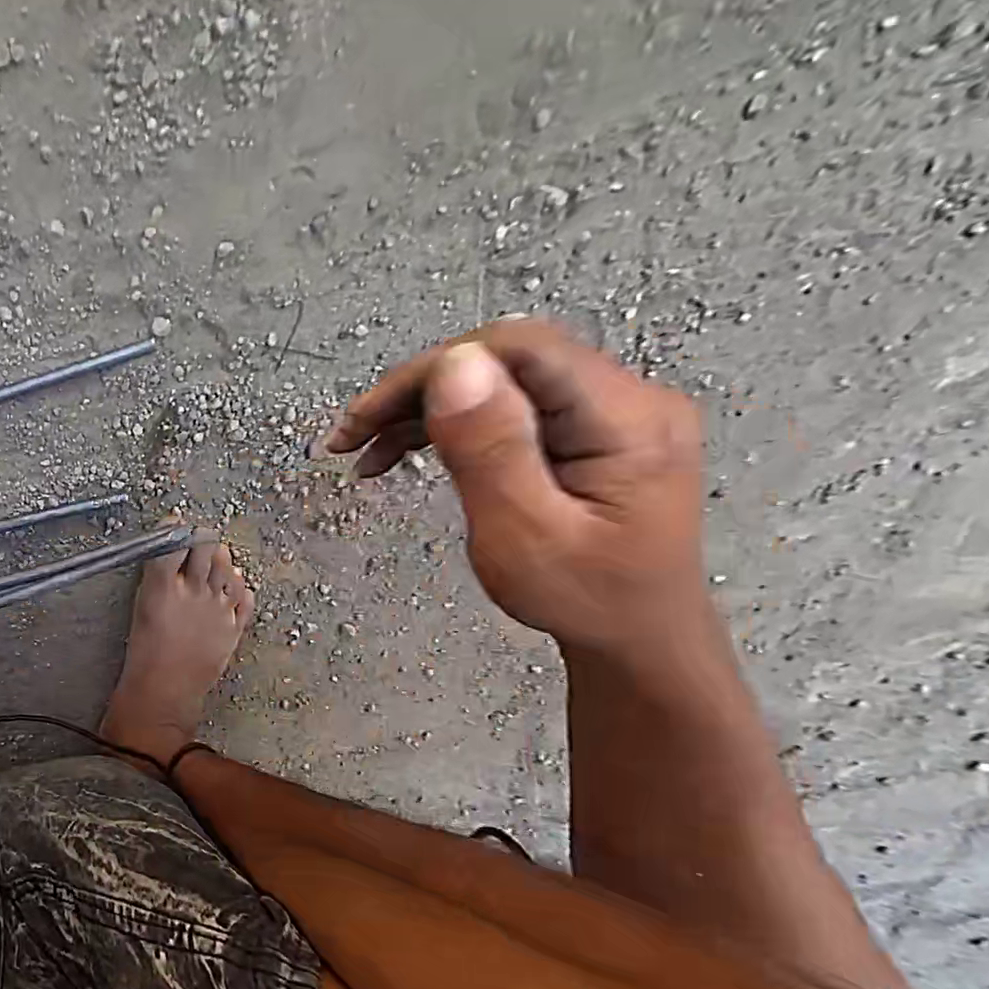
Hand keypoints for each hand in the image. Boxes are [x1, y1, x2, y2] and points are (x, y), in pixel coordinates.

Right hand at [320, 318, 707, 651]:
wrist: (634, 637)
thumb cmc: (583, 599)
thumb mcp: (526, 534)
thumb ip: (492, 449)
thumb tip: (455, 365)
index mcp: (622, 419)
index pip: (515, 351)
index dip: (432, 370)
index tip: (370, 417)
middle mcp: (623, 398)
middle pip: (500, 359)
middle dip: (416, 390)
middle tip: (354, 435)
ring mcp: (601, 412)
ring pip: (493, 379)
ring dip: (420, 408)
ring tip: (364, 449)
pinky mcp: (578, 429)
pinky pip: (501, 405)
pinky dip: (444, 424)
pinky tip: (400, 451)